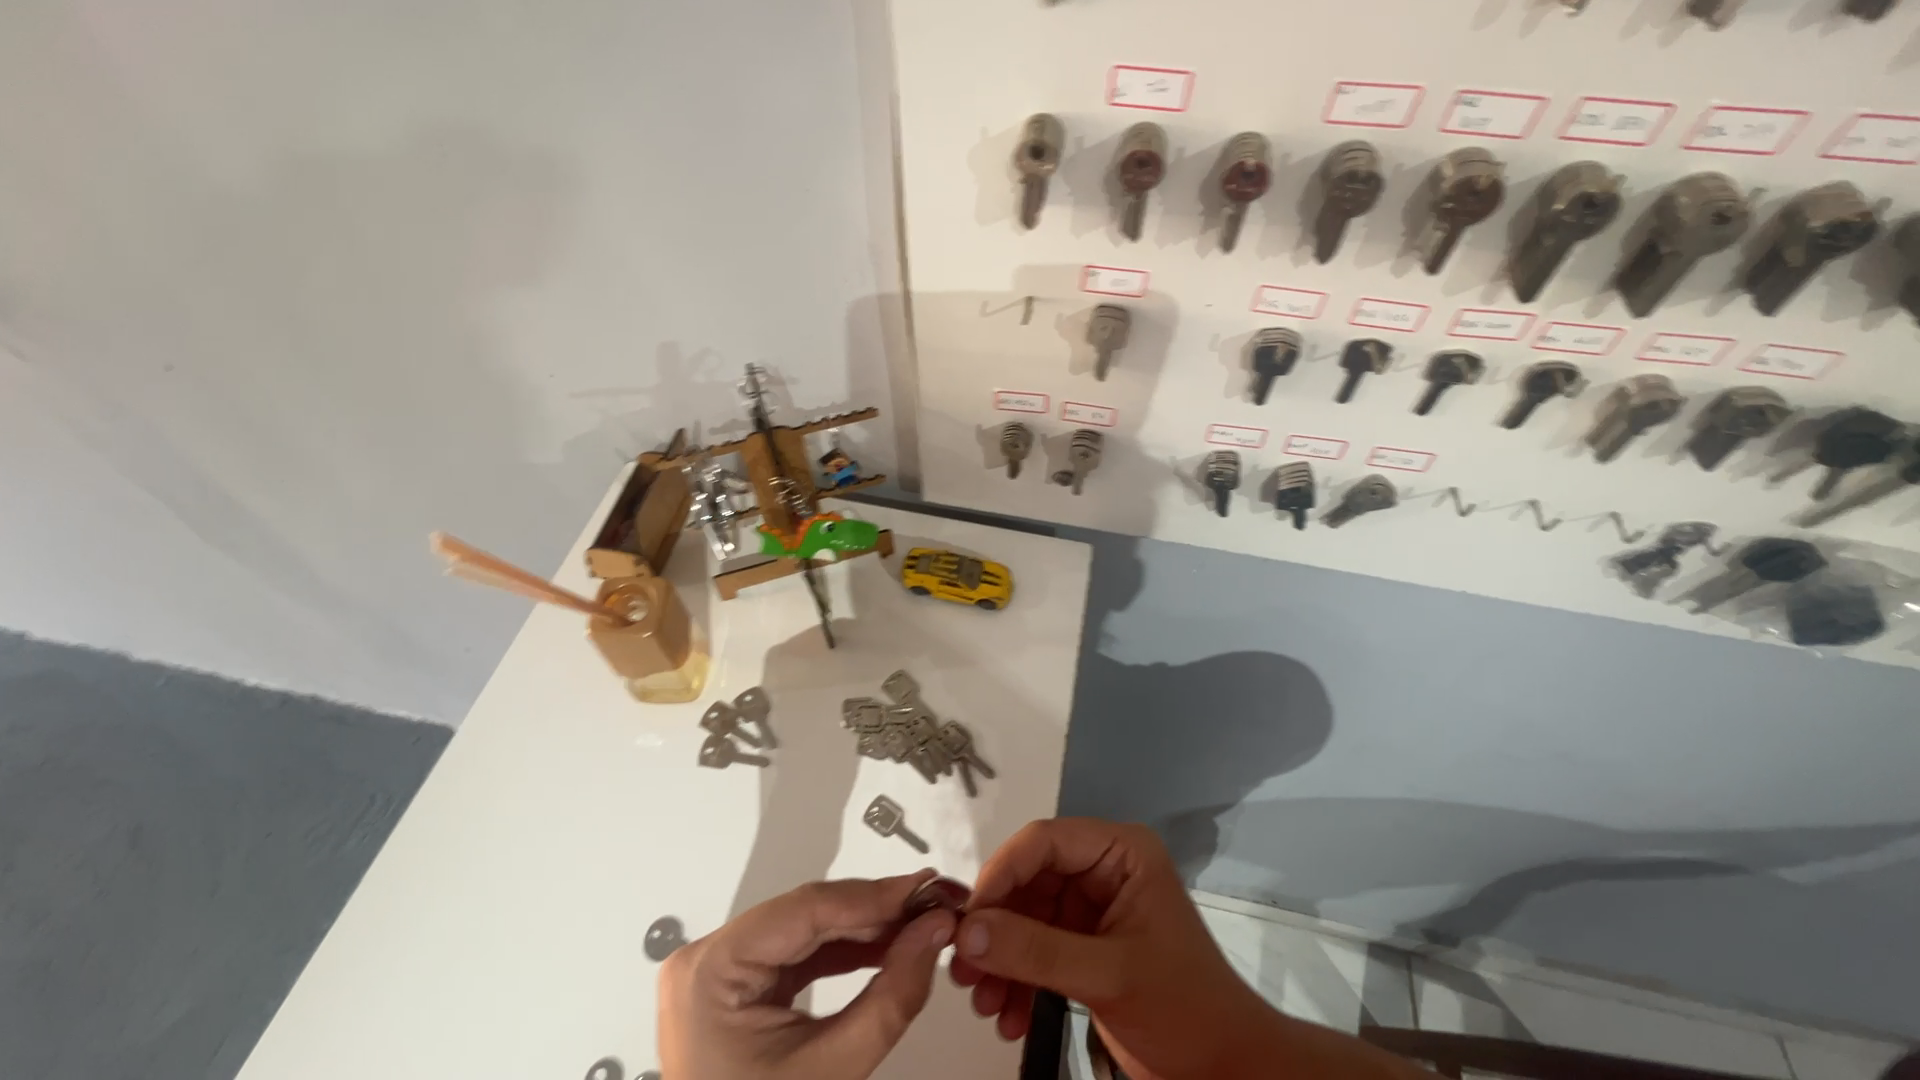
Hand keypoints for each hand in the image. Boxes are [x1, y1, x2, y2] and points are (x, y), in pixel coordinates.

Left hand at [659, 870, 956, 1079]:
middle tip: (935, 904)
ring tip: (920, 924)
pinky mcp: (739, 987)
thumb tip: (935, 928)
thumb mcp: (833, 1069)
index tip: (930, 889)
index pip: (805, 910)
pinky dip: (845, 952)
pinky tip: (888, 947)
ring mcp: (720, 971)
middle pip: (805, 915)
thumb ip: (891, 995)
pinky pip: (798, 955)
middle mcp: (708, 957)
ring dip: (866, 928)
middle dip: (875, 911)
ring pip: (806, 930)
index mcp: (711, 970)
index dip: (874, 896)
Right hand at [950, 819, 1278, 1079]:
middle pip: (1026, 880)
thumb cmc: (1182, 1007)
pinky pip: (1033, 949)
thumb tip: (966, 932)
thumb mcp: (1109, 976)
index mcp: (1120, 852)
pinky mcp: (1082, 943)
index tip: (966, 922)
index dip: (1000, 875)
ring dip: (1000, 961)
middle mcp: (1101, 869)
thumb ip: (1036, 951)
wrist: (1224, 1066)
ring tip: (986, 1006)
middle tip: (964, 973)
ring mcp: (1091, 907)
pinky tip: (1009, 1018)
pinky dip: (1016, 981)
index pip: (1043, 842)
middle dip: (995, 929)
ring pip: (1023, 918)